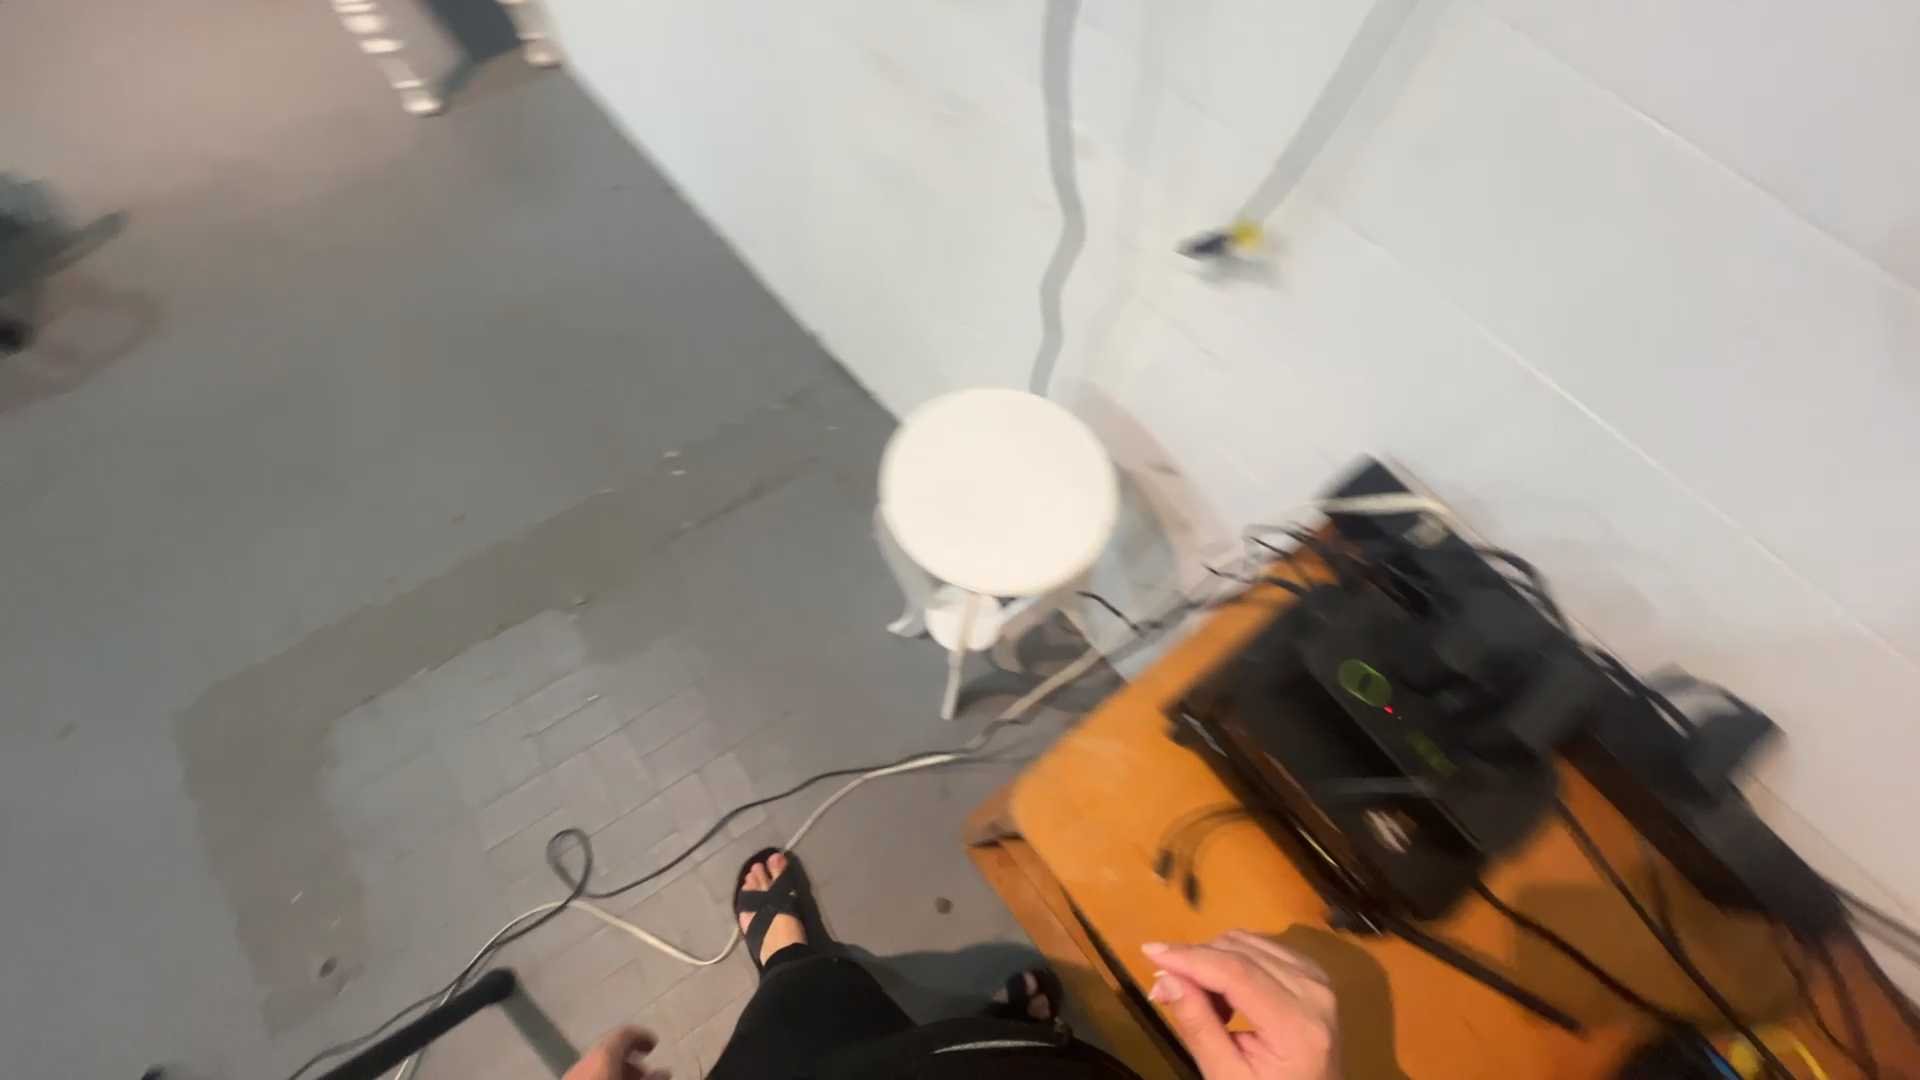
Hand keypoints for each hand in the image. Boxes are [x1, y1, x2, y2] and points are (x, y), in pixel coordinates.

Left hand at [561, 1025, 667, 1079]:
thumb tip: (665, 1072)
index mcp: (603, 1055)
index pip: (625, 1034)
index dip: (642, 1037)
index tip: (654, 1047)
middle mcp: (585, 1061)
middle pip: (611, 1052)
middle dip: (630, 1063)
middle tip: (644, 1077)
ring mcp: (571, 1077)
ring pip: (598, 1068)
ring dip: (616, 1074)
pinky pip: (588, 1079)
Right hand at [1145, 930, 1337, 1079]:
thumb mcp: (1227, 1079)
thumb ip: (1198, 1027)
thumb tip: (1165, 976)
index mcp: (1299, 1027)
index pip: (1236, 972)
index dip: (1189, 958)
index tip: (1148, 951)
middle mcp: (1314, 992)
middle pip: (1238, 952)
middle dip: (1193, 962)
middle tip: (1164, 990)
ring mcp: (1316, 978)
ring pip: (1243, 942)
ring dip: (1210, 960)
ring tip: (1200, 999)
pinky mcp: (1310, 971)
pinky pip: (1256, 945)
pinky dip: (1229, 959)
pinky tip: (1225, 992)